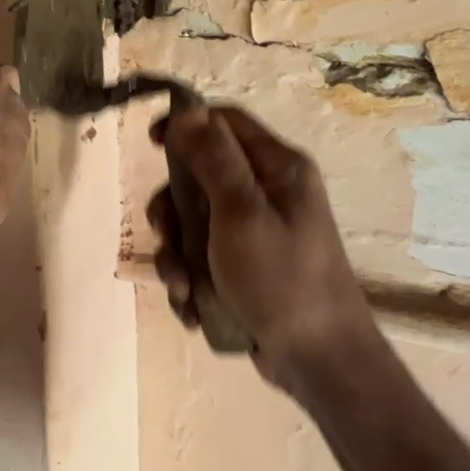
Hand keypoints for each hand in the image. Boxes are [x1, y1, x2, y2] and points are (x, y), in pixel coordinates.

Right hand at [149, 105, 374, 383]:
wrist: (319, 362)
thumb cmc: (281, 279)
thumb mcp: (240, 212)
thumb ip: (212, 158)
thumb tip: (186, 108)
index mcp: (277, 167)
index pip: (223, 121)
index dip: (185, 126)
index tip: (150, 143)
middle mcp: (268, 192)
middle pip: (199, 175)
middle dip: (173, 210)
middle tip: (166, 234)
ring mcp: (257, 232)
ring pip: (193, 222)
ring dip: (177, 254)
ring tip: (182, 287)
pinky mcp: (246, 267)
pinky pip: (203, 258)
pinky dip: (191, 280)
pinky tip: (192, 306)